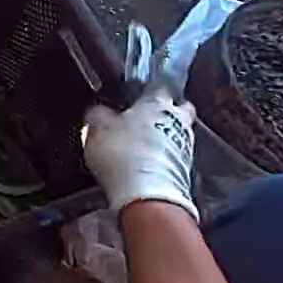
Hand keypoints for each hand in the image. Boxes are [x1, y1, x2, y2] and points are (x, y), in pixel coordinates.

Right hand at [82, 86, 197, 219]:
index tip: (141, 88)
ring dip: (164, 136)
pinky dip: (162, 157)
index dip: (150, 86)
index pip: (160, 85)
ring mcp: (184, 147)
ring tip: (143, 143)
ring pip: (178, 132)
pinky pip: (174, 156)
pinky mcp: (185, 172)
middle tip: (148, 114)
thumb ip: (99, 115)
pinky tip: (146, 164)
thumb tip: (99, 112)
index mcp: (157, 103)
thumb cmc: (124, 154)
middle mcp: (176, 121)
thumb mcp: (97, 128)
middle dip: (167, 109)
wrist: (148, 198)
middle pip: (179, 108)